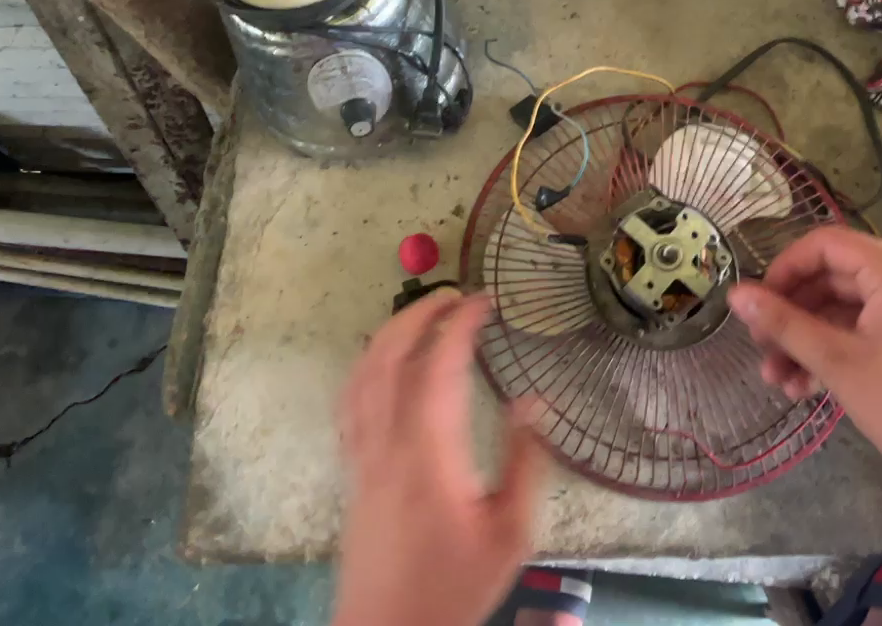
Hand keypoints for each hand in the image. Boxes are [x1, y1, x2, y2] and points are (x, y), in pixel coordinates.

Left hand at [333, 291, 547, 625]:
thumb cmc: (453, 585)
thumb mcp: (510, 533)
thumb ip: (524, 464)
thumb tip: (532, 401)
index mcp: (428, 450)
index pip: (440, 365)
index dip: (460, 324)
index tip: (484, 300)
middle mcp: (387, 439)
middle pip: (391, 353)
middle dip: (420, 313)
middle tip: (453, 295)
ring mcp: (361, 450)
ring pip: (364, 370)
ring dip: (391, 330)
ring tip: (421, 312)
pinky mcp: (350, 465)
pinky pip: (349, 398)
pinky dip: (366, 363)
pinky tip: (380, 359)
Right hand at [727, 227, 881, 495]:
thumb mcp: (839, 364)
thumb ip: (785, 324)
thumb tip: (735, 294)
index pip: (826, 244)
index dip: (784, 269)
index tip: (758, 305)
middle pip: (835, 280)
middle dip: (792, 316)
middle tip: (761, 350)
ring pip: (849, 314)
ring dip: (809, 343)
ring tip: (779, 383)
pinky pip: (872, 335)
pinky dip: (839, 355)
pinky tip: (810, 390)